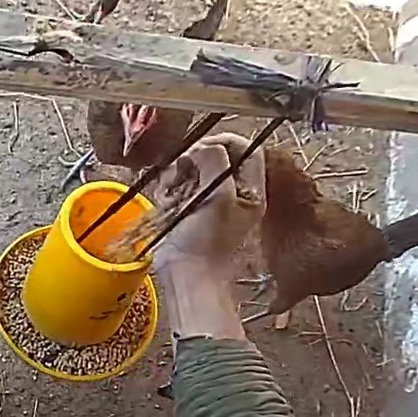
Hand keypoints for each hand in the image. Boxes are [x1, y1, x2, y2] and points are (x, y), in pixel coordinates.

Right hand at [152, 134, 263, 341]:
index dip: (222, 142)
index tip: (199, 150)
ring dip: (177, 176)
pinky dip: (169, 191)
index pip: (244, 147)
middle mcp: (232, 191)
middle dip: (194, 161)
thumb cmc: (206, 242)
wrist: (186, 274)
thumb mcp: (219, 197)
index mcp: (250, 189)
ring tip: (172, 193)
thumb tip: (199, 147)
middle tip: (182, 173)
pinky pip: (177, 186)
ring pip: (192, 169)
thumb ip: (214, 162)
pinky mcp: (187, 208)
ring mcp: (209, 200)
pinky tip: (166, 202)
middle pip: (215, 156)